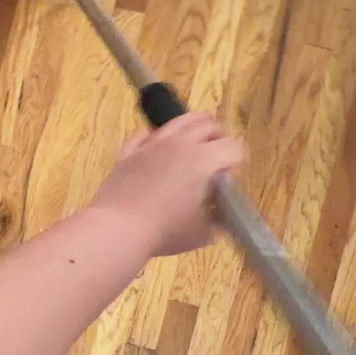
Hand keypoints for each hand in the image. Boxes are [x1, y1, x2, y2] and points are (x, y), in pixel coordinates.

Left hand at [88, 112, 244, 257]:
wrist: (118, 228)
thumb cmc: (165, 232)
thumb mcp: (202, 233)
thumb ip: (217, 219)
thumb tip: (220, 215)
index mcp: (204, 160)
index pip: (234, 148)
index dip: (237, 163)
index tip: (229, 181)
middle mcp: (180, 144)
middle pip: (209, 126)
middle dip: (219, 139)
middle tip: (216, 160)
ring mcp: (151, 145)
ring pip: (179, 121)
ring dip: (193, 128)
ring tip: (195, 143)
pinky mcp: (128, 152)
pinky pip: (145, 134)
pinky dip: (155, 137)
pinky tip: (157, 147)